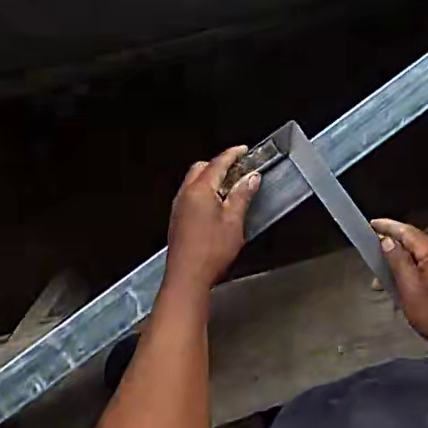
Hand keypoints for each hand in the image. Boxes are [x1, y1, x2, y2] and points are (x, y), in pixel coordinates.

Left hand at [163, 146, 258, 289]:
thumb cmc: (209, 252)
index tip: (243, 150)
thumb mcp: (234, 221)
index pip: (217, 163)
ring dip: (211, 179)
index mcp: (199, 190)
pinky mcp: (177, 219)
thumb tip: (250, 179)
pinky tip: (217, 206)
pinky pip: (190, 196)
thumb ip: (242, 196)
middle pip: (201, 168)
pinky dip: (204, 193)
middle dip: (219, 165)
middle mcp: (185, 195)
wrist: (187, 276)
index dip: (232, 154)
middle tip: (238, 169)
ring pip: (194, 182)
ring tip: (231, 188)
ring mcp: (179, 207)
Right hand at [372, 218, 427, 349]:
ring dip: (400, 264)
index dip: (388, 227)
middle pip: (414, 243)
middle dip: (392, 247)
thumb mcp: (410, 289)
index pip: (408, 232)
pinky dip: (411, 272)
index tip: (371, 224)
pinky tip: (401, 285)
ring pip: (419, 257)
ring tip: (382, 279)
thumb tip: (387, 241)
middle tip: (372, 255)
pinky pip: (426, 267)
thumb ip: (398, 262)